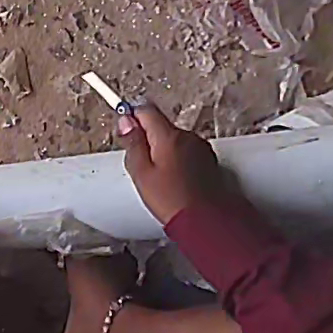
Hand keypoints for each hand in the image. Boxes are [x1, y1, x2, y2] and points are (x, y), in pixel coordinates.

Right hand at [115, 104, 236, 225]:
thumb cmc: (173, 200)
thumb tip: (126, 122)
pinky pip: (185, 152)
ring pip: (173, 140)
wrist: (207, 221)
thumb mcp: (141, 173)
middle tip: (139, 163)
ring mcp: (200, 148)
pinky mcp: (208, 160)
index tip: (125, 129)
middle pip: (160, 126)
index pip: (146, 110)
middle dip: (147, 138)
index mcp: (169, 136)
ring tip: (157, 176)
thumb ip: (132, 143)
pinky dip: (176, 160)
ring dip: (162, 151)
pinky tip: (172, 180)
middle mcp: (188, 137)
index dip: (131, 117)